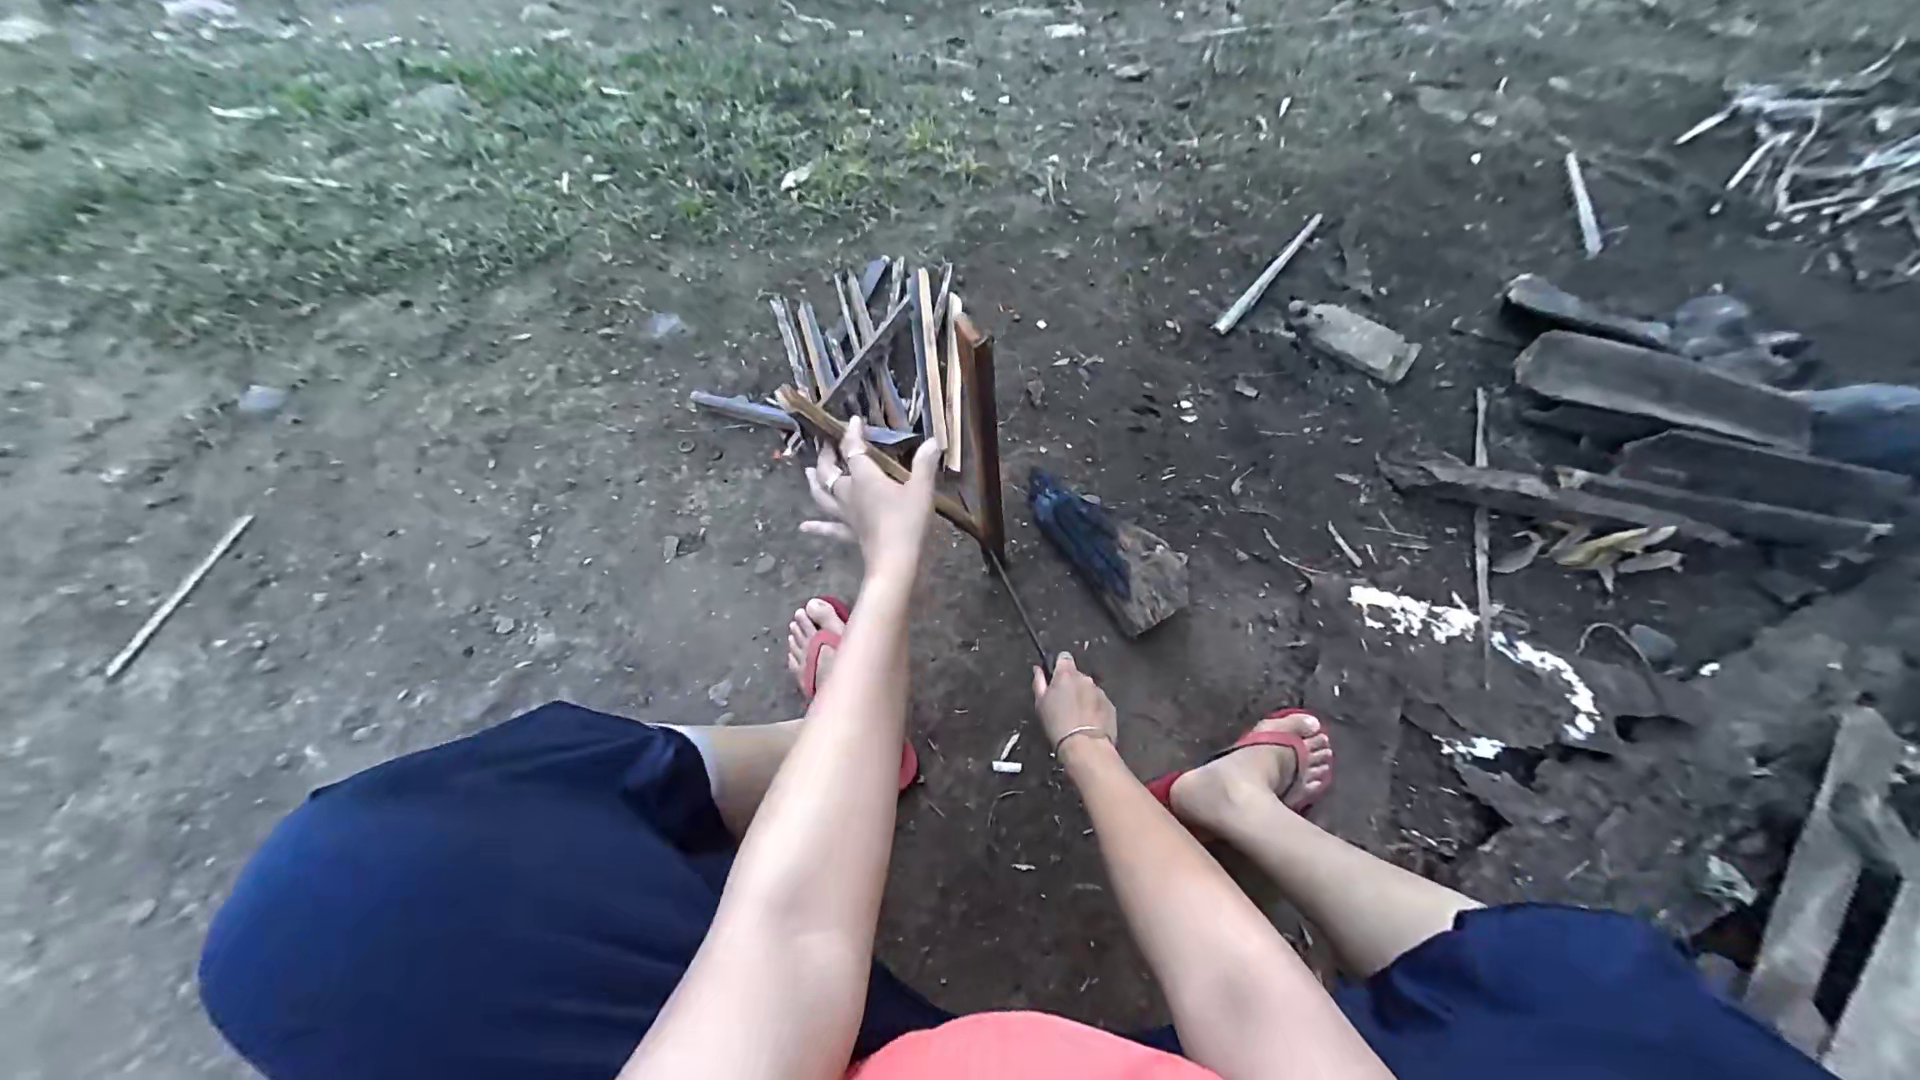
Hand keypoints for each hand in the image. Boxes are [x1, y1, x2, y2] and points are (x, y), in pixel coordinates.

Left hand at [803, 417, 941, 577]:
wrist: (894, 560)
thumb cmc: (908, 522)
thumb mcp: (921, 490)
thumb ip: (924, 464)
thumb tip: (933, 441)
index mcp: (864, 477)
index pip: (853, 449)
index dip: (852, 434)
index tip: (853, 421)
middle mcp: (849, 492)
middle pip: (830, 470)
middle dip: (827, 456)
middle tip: (826, 445)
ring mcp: (845, 514)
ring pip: (822, 495)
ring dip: (814, 482)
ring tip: (808, 472)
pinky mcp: (848, 533)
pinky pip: (829, 528)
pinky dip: (816, 527)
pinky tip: (803, 527)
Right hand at [1031, 653, 1116, 755]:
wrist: (1085, 746)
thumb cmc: (1057, 724)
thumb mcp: (1040, 703)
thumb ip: (1039, 682)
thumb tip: (1038, 669)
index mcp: (1066, 674)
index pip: (1064, 657)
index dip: (1060, 666)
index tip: (1056, 678)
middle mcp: (1085, 678)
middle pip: (1077, 675)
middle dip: (1072, 685)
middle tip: (1064, 703)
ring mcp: (1100, 691)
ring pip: (1089, 689)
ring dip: (1083, 697)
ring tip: (1077, 716)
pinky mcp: (1110, 705)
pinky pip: (1099, 702)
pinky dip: (1094, 708)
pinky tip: (1088, 723)